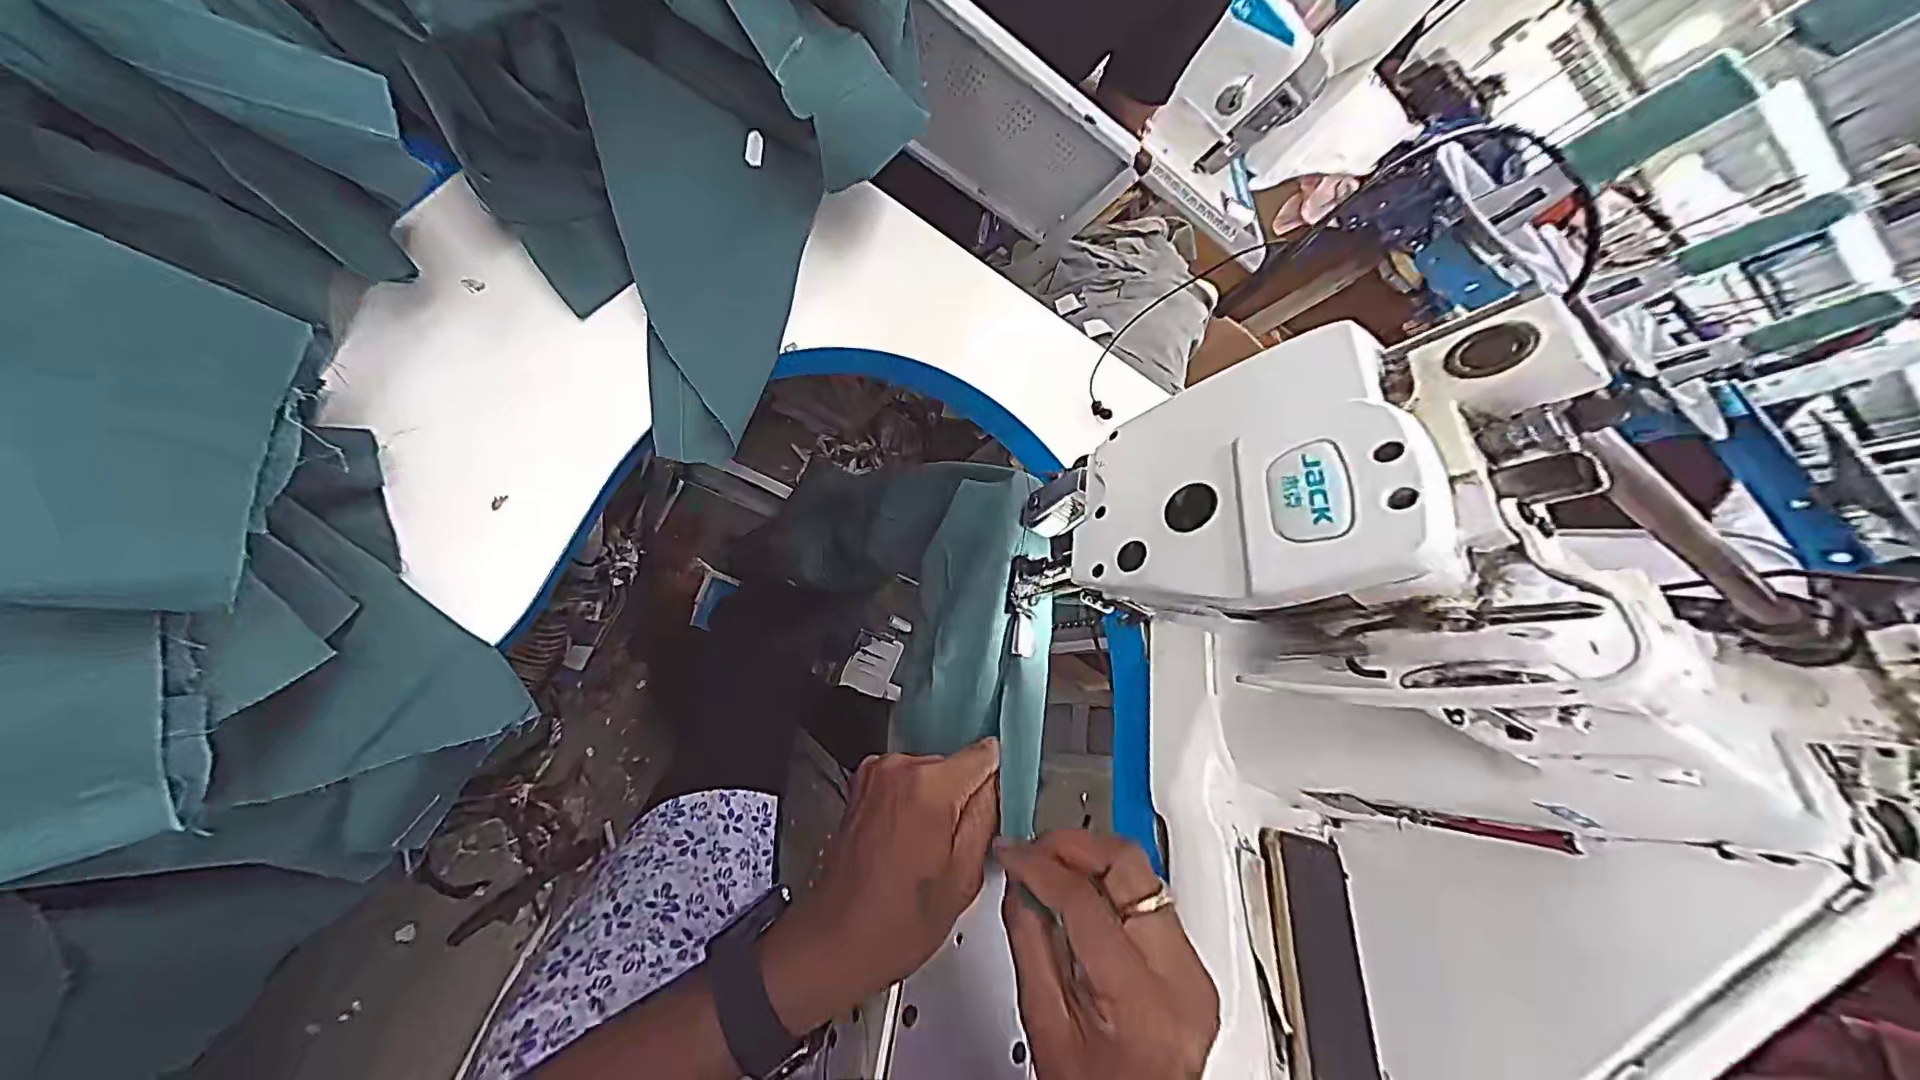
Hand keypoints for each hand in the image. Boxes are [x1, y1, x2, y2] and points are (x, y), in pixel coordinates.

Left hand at [758, 738, 1000, 1030]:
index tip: (995, 808)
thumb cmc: (896, 922)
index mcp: (930, 786)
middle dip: (965, 797)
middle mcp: (900, 767)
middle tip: (957, 845)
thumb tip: (999, 784)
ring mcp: (877, 772)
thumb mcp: (965, 875)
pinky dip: (913, 803)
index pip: (986, 754)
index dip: (997, 782)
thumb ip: (988, 815)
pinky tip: (907, 842)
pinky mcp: (863, 782)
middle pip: (958, 765)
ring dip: (937, 801)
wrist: (838, 937)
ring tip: (927, 849)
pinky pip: (908, 781)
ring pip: (933, 773)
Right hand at [1000, 831, 1219, 1079]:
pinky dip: (1111, 884)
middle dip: (1074, 845)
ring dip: (1092, 859)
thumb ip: (1030, 942)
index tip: (1014, 852)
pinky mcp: (1194, 966)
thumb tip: (1019, 882)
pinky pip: (1150, 899)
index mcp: (1141, 1001)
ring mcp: (1194, 970)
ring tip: (1053, 867)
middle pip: (1129, 866)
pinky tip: (1081, 892)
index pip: (1084, 900)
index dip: (1040, 865)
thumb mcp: (1045, 1024)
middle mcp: (1180, 978)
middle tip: (1036, 848)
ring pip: (1143, 874)